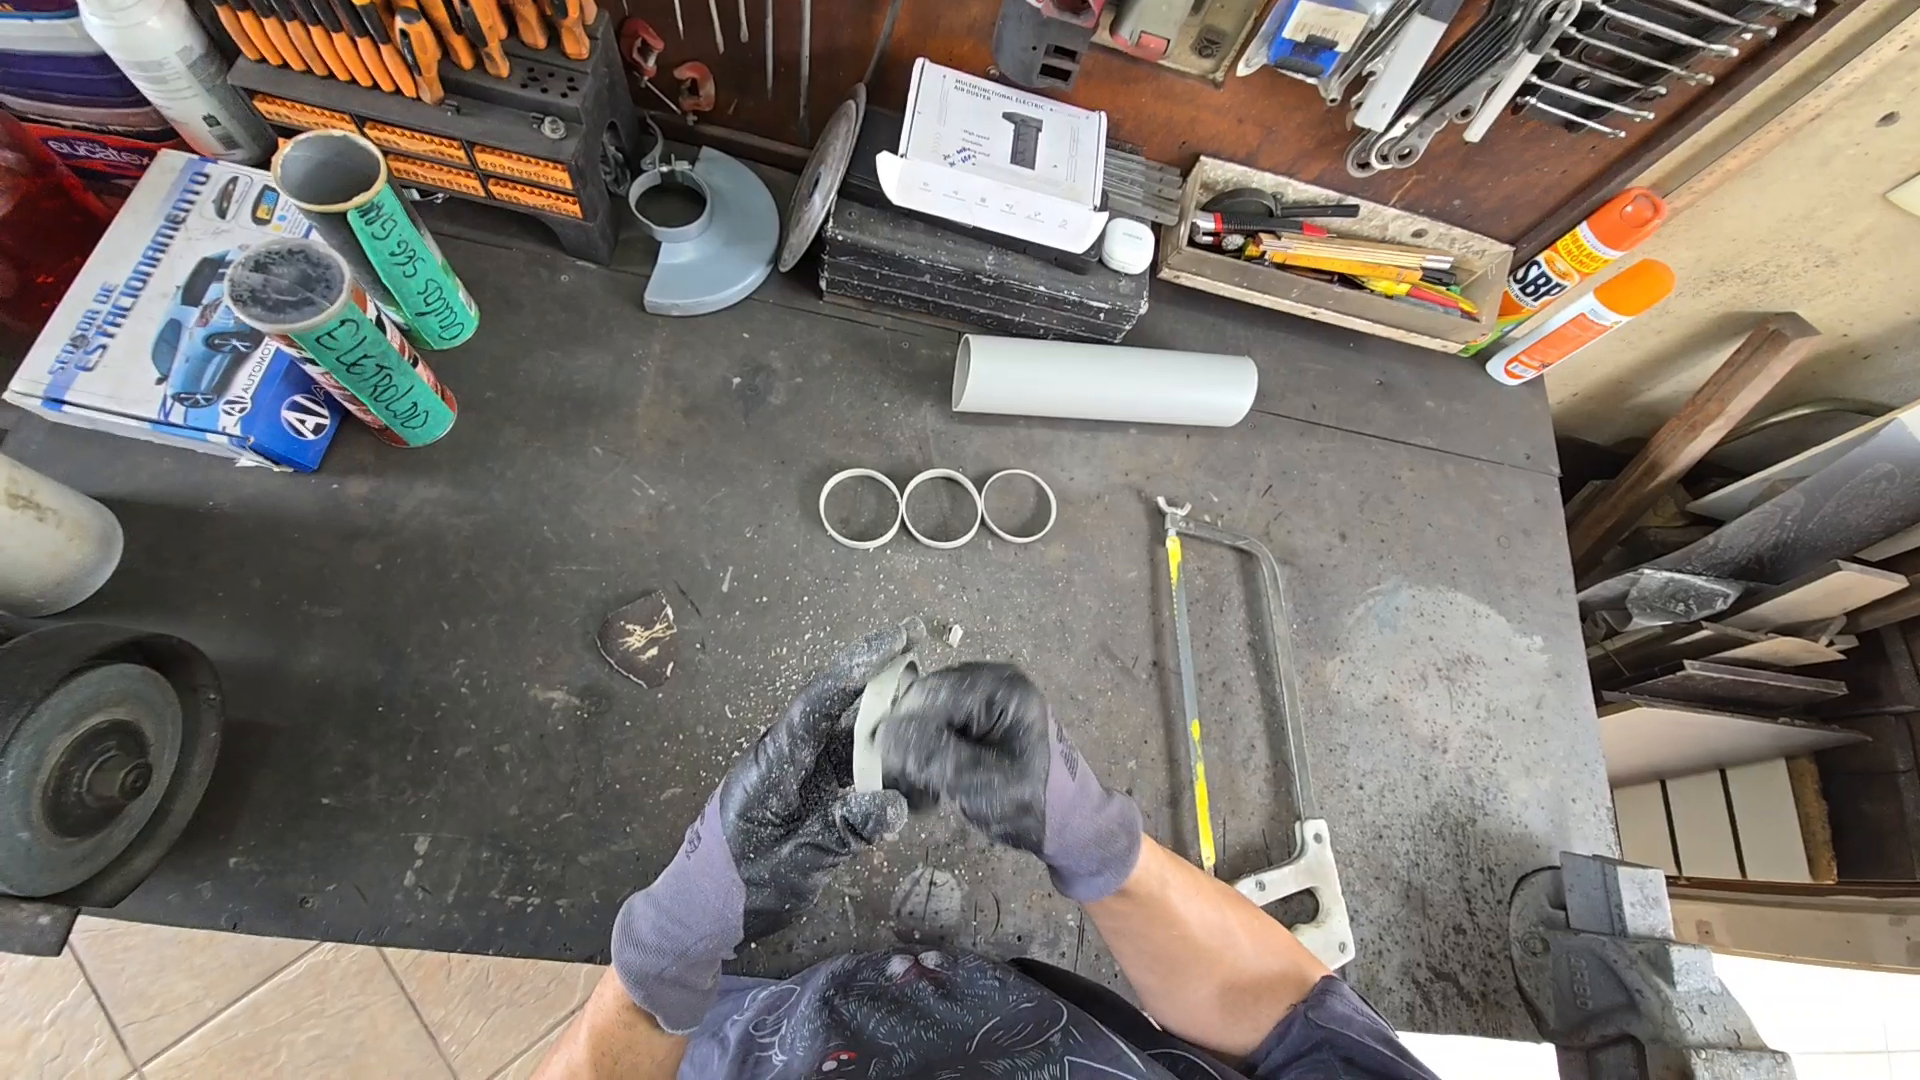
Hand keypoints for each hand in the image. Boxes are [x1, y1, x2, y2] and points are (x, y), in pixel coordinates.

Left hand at [610, 622, 914, 1033]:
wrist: (704, 914)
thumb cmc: (737, 886)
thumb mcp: (794, 863)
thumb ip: (844, 831)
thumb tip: (898, 804)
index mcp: (775, 762)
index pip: (819, 702)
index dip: (858, 668)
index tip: (897, 641)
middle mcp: (791, 755)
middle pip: (841, 707)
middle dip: (879, 678)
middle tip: (921, 653)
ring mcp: (803, 772)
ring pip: (852, 735)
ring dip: (888, 721)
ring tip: (929, 710)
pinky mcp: (813, 791)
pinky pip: (853, 766)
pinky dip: (883, 763)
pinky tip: (913, 769)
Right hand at [880, 662, 1140, 902]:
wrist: (1074, 825)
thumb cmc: (1035, 807)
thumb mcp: (981, 785)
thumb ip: (933, 755)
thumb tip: (883, 733)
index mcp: (1000, 688)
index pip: (929, 694)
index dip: (901, 728)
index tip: (886, 768)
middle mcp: (993, 680)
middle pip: (926, 699)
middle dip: (908, 739)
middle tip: (900, 783)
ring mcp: (989, 695)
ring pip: (928, 712)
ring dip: (917, 748)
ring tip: (917, 788)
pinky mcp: (983, 713)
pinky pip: (942, 722)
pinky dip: (931, 750)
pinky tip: (932, 781)